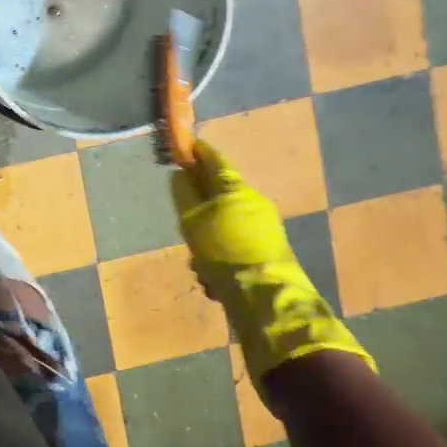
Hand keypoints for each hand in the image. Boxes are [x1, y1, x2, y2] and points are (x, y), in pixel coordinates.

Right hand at [170, 143, 373, 386]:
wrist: (267, 303)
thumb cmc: (225, 253)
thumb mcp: (193, 221)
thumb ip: (184, 195)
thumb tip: (179, 175)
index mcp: (238, 191)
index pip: (215, 160)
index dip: (197, 150)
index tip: (182, 143)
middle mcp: (255, 206)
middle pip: (218, 195)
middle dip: (197, 207)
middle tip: (181, 220)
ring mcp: (264, 233)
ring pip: (223, 226)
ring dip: (205, 240)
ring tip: (197, 265)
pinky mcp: (267, 258)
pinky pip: (233, 249)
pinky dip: (219, 260)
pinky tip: (212, 282)